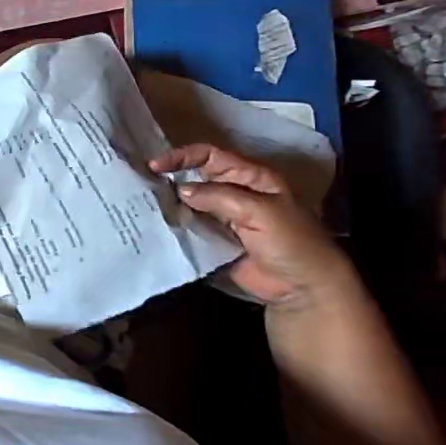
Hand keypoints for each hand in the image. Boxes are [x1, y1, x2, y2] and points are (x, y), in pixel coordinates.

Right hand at [147, 143, 353, 306]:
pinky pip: (190, 227)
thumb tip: (180, 190)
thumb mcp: (259, 211)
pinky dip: (175, 225)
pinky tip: (157, 225)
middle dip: (171, 179)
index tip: (156, 166)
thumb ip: (218, 196)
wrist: (303, 288)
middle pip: (196, 177)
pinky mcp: (215, 239)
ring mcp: (223, 217)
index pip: (210, 156)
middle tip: (143, 185)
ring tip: (144, 205)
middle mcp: (234, 192)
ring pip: (189, 203)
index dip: (182, 157)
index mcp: (251, 177)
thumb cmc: (291, 241)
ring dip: (170, 204)